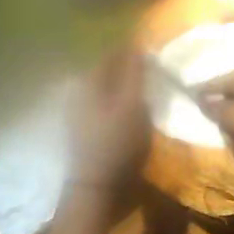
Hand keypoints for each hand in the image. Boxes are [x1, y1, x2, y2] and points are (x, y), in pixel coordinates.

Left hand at [67, 51, 147, 190]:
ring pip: (107, 91)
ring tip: (149, 96)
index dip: (135, 52)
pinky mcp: (82, 131)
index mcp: (87, 80)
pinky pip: (104, 108)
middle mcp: (77, 91)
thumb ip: (135, 72)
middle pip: (108, 72)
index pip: (113, 53)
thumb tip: (138, 44)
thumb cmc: (117, 143)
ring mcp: (77, 112)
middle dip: (130, 71)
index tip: (156, 56)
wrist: (96, 189)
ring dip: (126, 90)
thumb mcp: (132, 104)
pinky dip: (120, 106)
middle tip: (156, 76)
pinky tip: (133, 116)